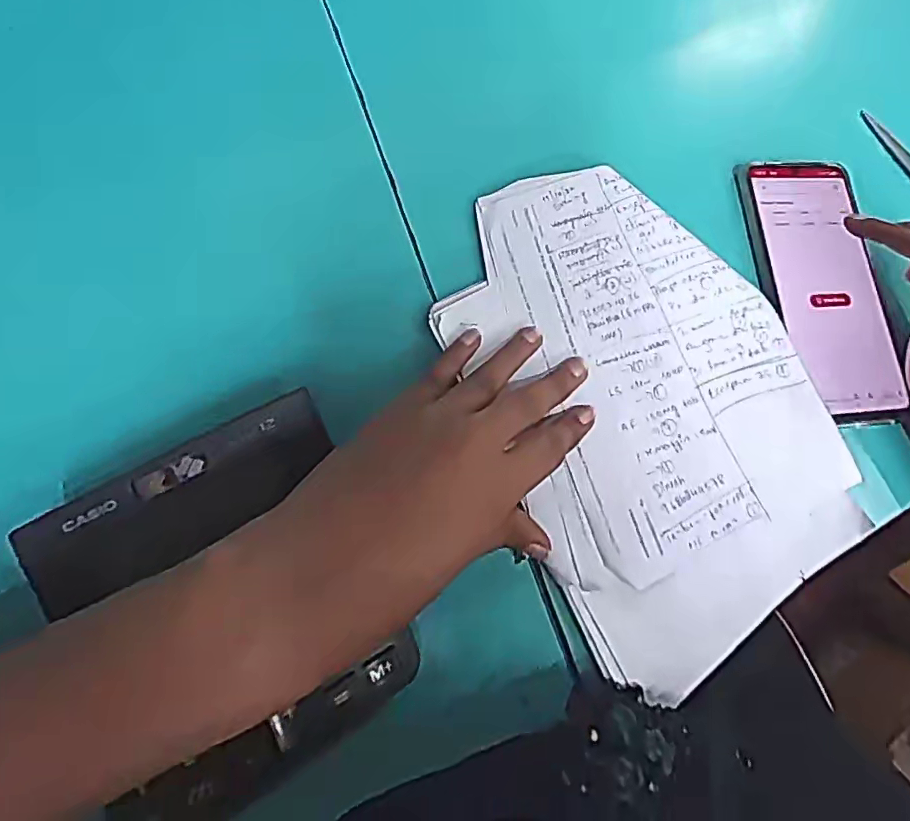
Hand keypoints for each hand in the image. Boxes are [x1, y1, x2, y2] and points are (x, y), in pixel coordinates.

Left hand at [265, 327, 591, 624]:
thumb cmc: (400, 574)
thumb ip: (501, 530)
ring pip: (487, 377)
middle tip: (576, 365)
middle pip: (525, 403)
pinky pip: (439, 373)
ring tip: (533, 335)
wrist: (324, 558)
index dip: (569, 429)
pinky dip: (457, 354)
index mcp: (499, 484)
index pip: (547, 447)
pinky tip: (473, 340)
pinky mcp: (404, 407)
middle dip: (554, 384)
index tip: (586, 412)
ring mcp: (439, 418)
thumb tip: (537, 538)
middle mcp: (477, 441)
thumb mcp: (461, 554)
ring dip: (513, 355)